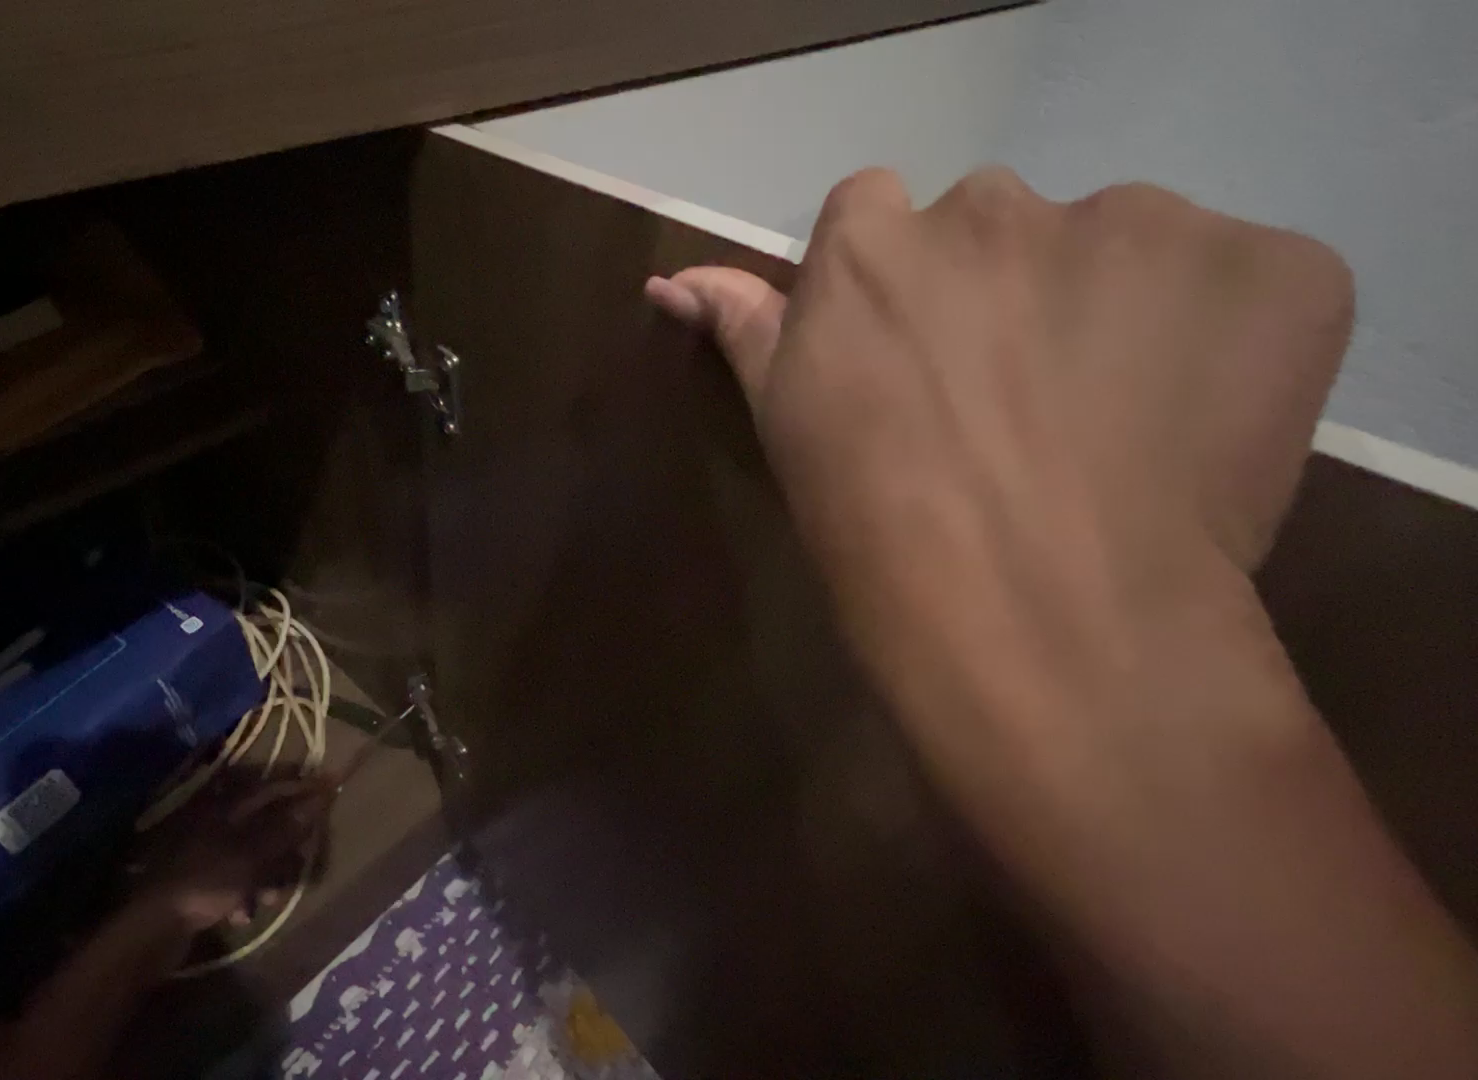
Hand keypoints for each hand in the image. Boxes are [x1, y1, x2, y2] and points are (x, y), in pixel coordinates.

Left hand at [127, 777, 332, 930]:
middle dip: (287, 843)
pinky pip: (236, 880)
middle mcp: (217, 823)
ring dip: (267, 875)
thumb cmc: (207, 882)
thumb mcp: (253, 854)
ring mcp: (206, 852)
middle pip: (265, 823)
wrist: (153, 929)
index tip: (331, 785)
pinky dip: (245, 893)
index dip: (303, 786)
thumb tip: (319, 797)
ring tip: (271, 898)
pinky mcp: (200, 881)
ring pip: (253, 855)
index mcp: (227, 808)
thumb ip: (286, 827)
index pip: (273, 787)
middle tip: (305, 857)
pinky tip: (243, 913)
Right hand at [648, 169, 1350, 740]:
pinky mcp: (1273, 268)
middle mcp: (996, 206)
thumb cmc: (874, 535)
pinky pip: (1240, 281)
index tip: (907, 366)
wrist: (1035, 626)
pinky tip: (1189, 430)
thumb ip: (741, 329)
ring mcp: (1143, 226)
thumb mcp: (788, 426)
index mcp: (870, 245)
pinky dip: (1221, 337)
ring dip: (1110, 308)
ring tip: (1107, 430)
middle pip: (993, 225)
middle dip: (996, 293)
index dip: (894, 295)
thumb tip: (669, 279)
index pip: (875, 217)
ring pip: (1118, 246)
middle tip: (1006, 408)